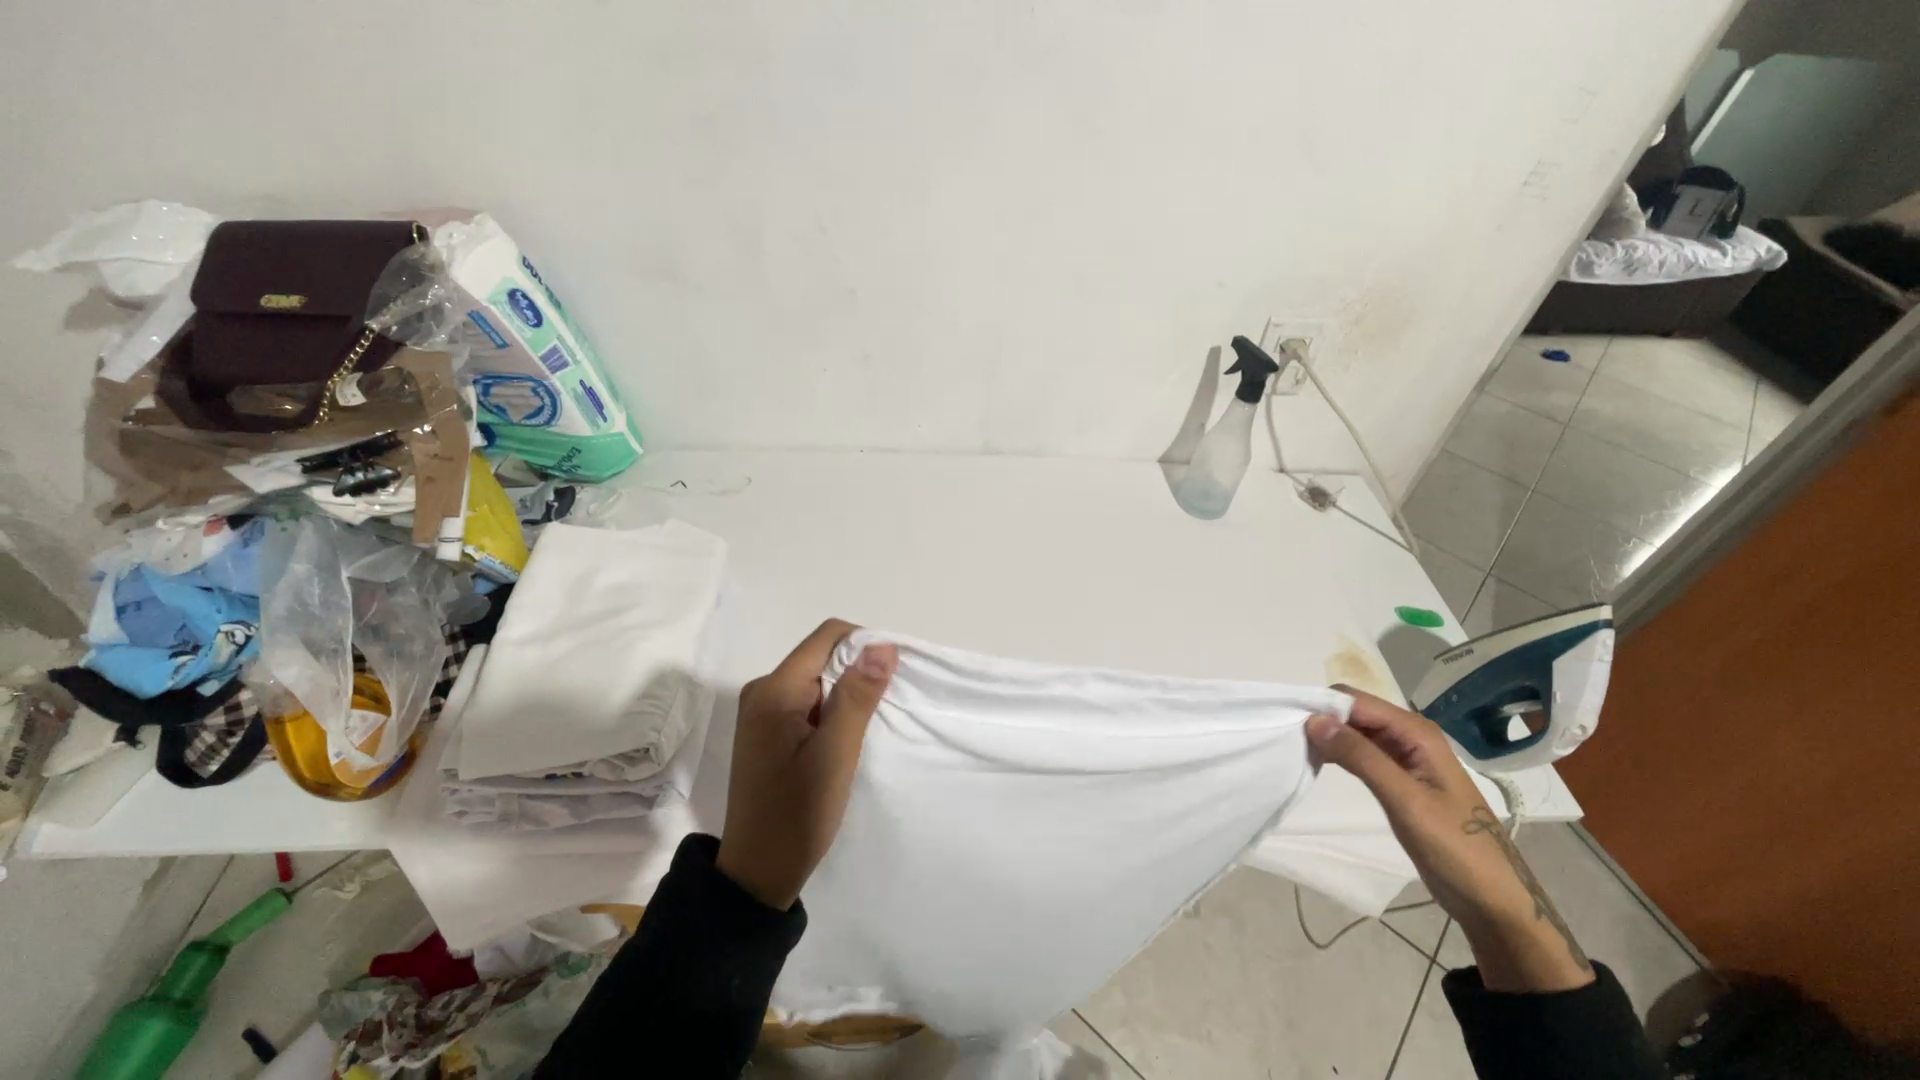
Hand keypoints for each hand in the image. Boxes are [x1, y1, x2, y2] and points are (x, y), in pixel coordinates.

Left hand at [716, 619, 898, 910]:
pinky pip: (810, 704)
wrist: (758, 872)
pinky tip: (847, 742)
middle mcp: (763, 690)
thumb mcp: (835, 755)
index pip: (828, 637)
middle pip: (824, 656)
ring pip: (820, 681)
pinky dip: (834, 714)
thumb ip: (858, 697)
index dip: (866, 646)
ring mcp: (764, 712)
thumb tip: (883, 645)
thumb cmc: (797, 815)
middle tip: (886, 712)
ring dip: (848, 697)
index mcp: (774, 690)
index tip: (894, 679)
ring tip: (868, 731)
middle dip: (859, 674)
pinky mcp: (770, 732)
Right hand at [1306, 687, 1593, 991]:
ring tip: (1300, 753)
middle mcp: (1411, 737)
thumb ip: (1361, 758)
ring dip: (1329, 737)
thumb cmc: (1454, 847)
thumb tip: (1314, 719)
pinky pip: (1363, 753)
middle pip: (1356, 712)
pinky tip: (1322, 767)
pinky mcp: (1401, 780)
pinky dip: (1340, 755)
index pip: (1357, 701)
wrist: (1492, 898)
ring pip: (1357, 732)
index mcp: (1417, 732)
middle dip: (1323, 719)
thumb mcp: (1405, 800)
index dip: (1323, 707)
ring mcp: (1406, 758)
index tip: (1288, 724)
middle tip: (1290, 741)